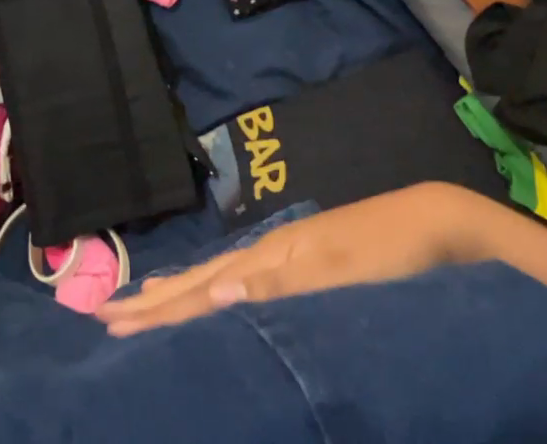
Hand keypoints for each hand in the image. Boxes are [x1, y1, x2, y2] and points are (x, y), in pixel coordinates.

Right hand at [96, 183, 493, 335]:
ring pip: (220, 275)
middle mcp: (273, 253)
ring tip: (145, 299)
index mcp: (273, 256)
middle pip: (203, 278)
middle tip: (107, 312)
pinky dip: (216, 287)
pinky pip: (244, 277)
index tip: (110, 321)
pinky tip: (216, 291)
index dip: (159, 309)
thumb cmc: (393, 252)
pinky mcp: (308, 260)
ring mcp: (290, 254)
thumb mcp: (338, 271)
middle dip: (156, 300)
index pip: (202, 288)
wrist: (439, 223)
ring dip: (180, 291)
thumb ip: (278, 283)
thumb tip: (214, 291)